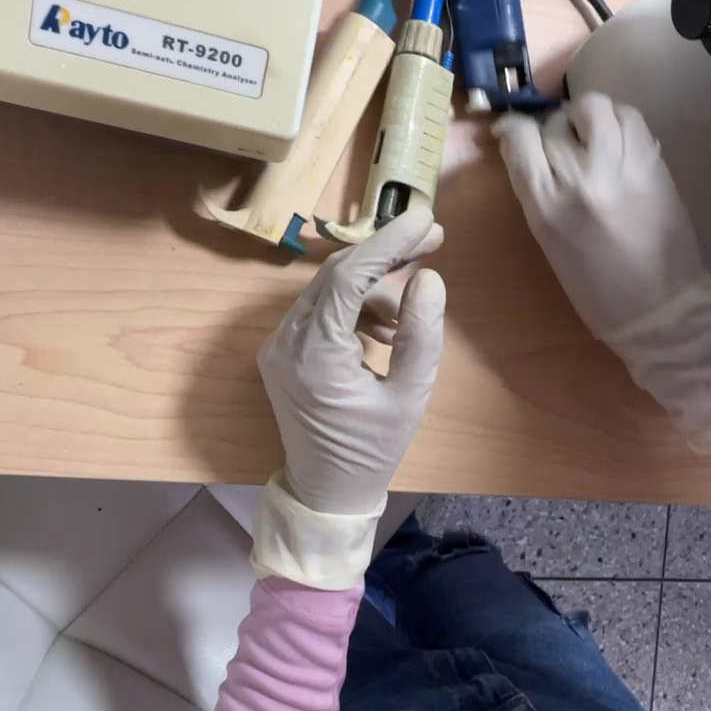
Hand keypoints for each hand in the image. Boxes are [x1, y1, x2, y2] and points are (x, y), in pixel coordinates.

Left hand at [250, 208, 445, 587]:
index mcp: (315, 358)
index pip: (348, 278)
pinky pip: (320, 309)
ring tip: (412, 311)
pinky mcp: (281, 350)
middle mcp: (286, 343)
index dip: (388, 242)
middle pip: (335, 275)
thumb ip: (422, 336)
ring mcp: (278, 345)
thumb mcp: (410, 398)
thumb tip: (429, 278)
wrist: (326, 491)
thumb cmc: (372, 451)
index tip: (427, 219)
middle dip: (385, 254)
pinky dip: (354, 306)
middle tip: (433, 239)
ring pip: (328, 289)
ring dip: (373, 285)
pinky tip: (385, 329)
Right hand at [494, 93, 710, 453]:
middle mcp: (578, 181)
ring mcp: (619, 168)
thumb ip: (537, 191)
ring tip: (589, 133)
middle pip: (553, 124)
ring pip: (591, 107)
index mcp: (545, 208)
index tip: (514, 132)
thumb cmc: (594, 287)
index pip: (519, 141)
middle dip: (552, 129)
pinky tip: (615, 137)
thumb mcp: (549, 240)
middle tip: (561, 146)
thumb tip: (528, 148)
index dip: (512, 128)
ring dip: (584, 114)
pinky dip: (616, 118)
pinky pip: (628, 116)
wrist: (658, 307)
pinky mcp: (651, 163)